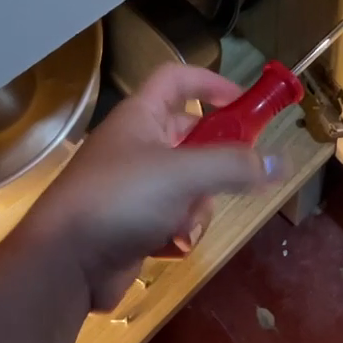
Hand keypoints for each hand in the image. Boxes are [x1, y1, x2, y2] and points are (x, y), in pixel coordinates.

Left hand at [16, 64, 276, 310]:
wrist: (63, 263)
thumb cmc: (120, 199)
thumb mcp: (183, 174)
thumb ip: (233, 166)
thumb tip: (279, 161)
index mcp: (140, 116)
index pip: (177, 79)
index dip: (210, 83)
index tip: (243, 102)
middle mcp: (137, 144)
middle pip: (191, 136)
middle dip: (214, 160)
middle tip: (240, 175)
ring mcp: (135, 185)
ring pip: (188, 182)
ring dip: (198, 203)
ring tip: (188, 221)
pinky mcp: (134, 223)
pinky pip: (174, 216)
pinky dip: (179, 229)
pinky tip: (173, 244)